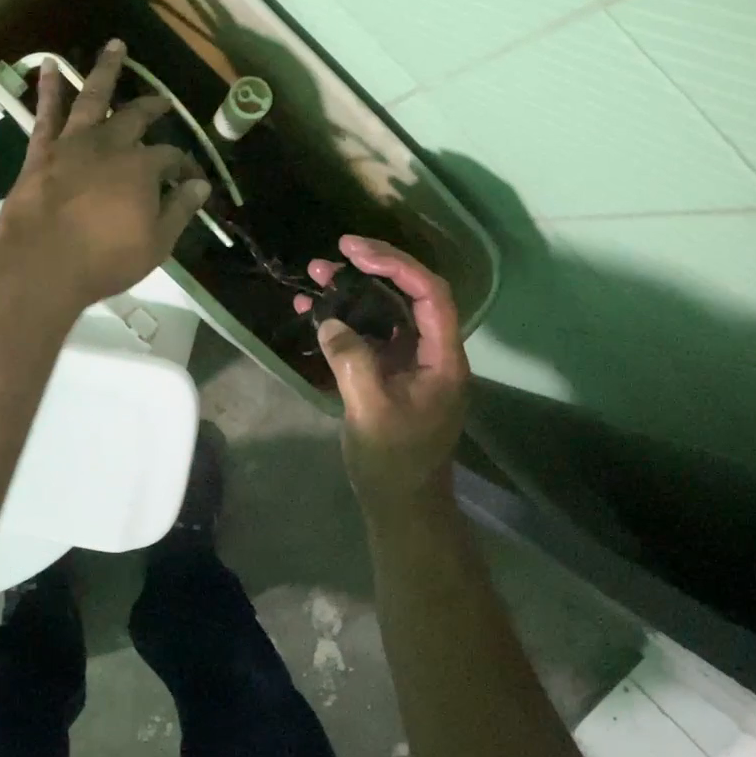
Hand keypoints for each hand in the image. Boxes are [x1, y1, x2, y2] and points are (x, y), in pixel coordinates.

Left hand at [0, 39, 211, 310]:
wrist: (41, 266)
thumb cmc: (104, 260)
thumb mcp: (155, 243)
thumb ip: (179, 210)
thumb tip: (200, 185)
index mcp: (142, 167)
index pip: (171, 157)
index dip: (184, 166)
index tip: (190, 180)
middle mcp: (110, 145)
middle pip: (135, 117)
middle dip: (152, 107)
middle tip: (162, 101)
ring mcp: (72, 144)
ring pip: (92, 97)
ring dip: (106, 70)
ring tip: (115, 46)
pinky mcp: (40, 152)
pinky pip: (45, 114)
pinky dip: (48, 88)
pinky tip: (47, 65)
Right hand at [293, 235, 469, 505]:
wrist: (401, 503)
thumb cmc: (394, 462)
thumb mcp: (370, 411)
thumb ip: (351, 360)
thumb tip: (328, 321)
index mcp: (443, 358)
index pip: (429, 294)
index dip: (396, 265)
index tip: (355, 252)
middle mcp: (431, 351)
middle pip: (409, 294)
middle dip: (372, 270)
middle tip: (333, 255)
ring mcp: (410, 362)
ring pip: (386, 312)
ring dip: (353, 292)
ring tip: (315, 276)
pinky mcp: (389, 373)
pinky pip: (369, 335)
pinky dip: (343, 321)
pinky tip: (312, 313)